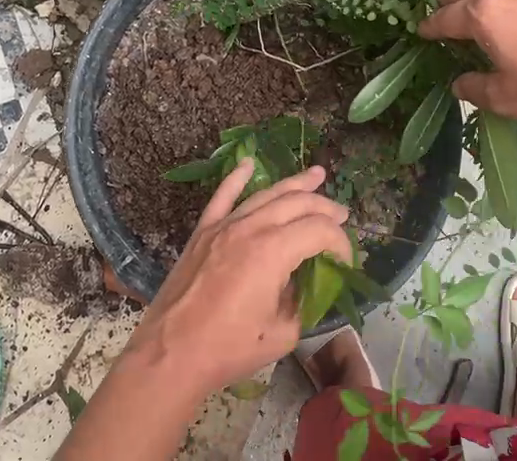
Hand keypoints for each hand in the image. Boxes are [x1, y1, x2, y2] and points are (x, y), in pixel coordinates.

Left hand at [127, 159, 351, 400]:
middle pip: (296, 203)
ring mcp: (224, 226)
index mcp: (273, 252)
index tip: (345, 261)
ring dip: (294, 184)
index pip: (319, 230)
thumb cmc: (227, 349)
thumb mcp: (281, 335)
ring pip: (265, 194)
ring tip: (316, 175)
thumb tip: (303, 287)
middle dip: (324, 207)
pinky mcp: (203, 232)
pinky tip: (248, 163)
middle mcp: (251, 228)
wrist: (170, 353)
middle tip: (342, 214)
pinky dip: (236, 177)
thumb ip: (300, 303)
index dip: (340, 242)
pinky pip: (222, 196)